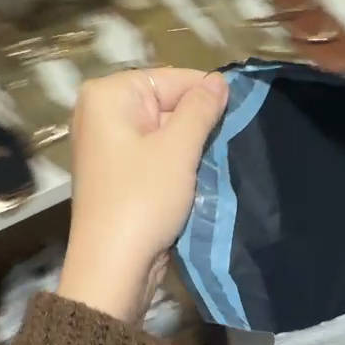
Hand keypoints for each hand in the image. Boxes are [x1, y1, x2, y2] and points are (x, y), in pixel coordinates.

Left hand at [58, 67, 229, 322]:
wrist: (114, 265)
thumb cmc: (143, 200)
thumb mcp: (178, 150)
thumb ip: (201, 110)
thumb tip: (220, 81)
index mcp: (109, 95)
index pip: (171, 79)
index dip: (208, 97)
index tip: (242, 117)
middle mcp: (102, 112)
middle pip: (166, 104)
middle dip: (199, 125)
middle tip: (230, 146)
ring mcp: (108, 146)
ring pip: (164, 133)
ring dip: (192, 149)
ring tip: (217, 164)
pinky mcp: (119, 175)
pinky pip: (156, 157)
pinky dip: (178, 167)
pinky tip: (198, 182)